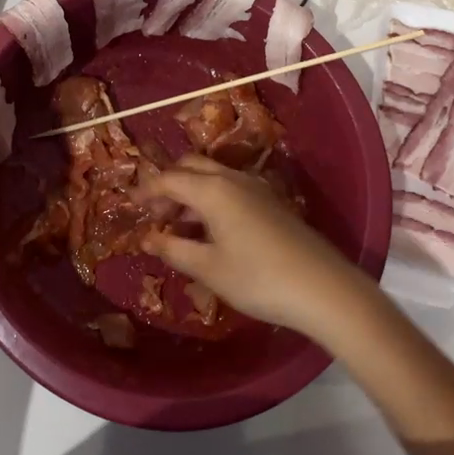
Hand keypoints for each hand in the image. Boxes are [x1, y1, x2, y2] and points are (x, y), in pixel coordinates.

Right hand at [139, 155, 369, 339]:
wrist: (323, 288)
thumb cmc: (258, 278)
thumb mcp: (209, 268)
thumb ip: (173, 249)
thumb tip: (147, 238)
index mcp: (212, 189)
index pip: (168, 179)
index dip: (146, 191)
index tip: (130, 206)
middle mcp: (232, 179)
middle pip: (190, 166)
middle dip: (168, 185)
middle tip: (155, 215)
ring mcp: (255, 188)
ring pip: (211, 176)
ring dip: (189, 193)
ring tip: (178, 228)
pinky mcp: (270, 202)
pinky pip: (229, 189)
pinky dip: (210, 200)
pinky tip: (210, 232)